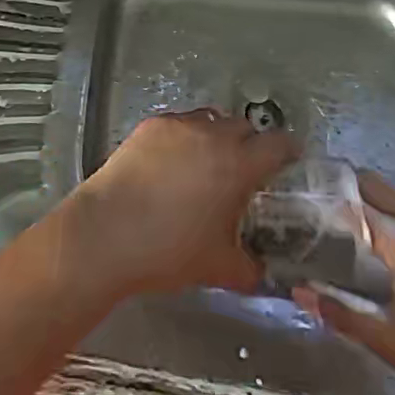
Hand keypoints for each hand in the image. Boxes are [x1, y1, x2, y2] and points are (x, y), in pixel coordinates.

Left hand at [67, 111, 298, 296]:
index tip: (289, 157)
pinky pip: (180, 123)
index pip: (278, 143)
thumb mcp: (216, 267)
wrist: (105, 235)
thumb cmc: (168, 251)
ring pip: (212, 120)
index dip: (288, 149)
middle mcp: (215, 136)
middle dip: (249, 143)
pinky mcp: (152, 125)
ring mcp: (181, 125)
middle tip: (242, 168)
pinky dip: (185, 137)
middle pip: (244, 127)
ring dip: (217, 136)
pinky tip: (171, 162)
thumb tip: (262, 274)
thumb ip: (248, 269)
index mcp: (239, 165)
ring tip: (205, 162)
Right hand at [298, 173, 394, 394]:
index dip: (325, 192)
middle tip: (301, 200)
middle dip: (340, 187)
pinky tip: (360, 241)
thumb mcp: (394, 345)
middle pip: (376, 191)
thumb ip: (345, 315)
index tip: (292, 192)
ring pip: (391, 204)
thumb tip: (298, 291)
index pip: (358, 202)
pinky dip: (377, 218)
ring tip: (322, 212)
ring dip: (360, 200)